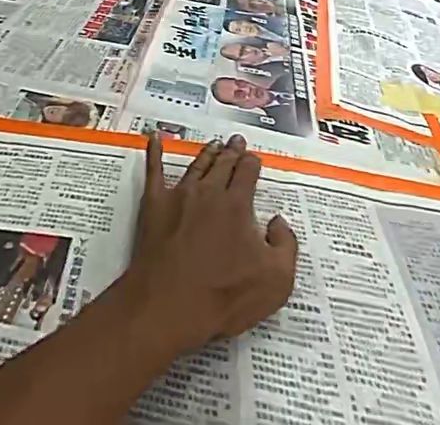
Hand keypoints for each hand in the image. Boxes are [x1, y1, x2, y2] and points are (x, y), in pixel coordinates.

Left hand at [114, 133, 297, 355]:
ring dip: (207, 153)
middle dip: (232, 151)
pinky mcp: (154, 203)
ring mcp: (179, 195)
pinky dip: (155, 152)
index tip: (253, 157)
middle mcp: (208, 192)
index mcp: (237, 206)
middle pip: (223, 165)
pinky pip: (154, 170)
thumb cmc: (226, 295)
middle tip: (235, 140)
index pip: (247, 174)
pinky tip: (154, 138)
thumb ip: (285, 245)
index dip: (252, 163)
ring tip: (214, 144)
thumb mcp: (276, 280)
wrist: (172, 302)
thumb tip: (279, 221)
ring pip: (196, 166)